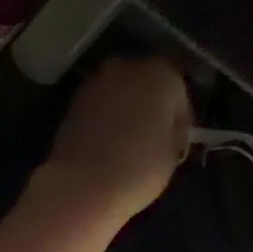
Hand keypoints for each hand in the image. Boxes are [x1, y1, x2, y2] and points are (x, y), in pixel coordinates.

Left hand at [41, 57, 190, 220]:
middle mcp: (125, 68)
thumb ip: (174, 130)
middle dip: (151, 106)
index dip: (180, 117)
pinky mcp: (72, 100)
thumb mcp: (174, 153)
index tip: (178, 140)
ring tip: (128, 142)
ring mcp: (94, 82)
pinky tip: (106, 143)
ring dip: (125, 109)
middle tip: (154, 137)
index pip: (179, 91)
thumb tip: (168, 127)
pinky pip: (99, 106)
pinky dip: (104, 117)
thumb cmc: (139, 168)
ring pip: (119, 92)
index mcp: (160, 74)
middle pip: (146, 84)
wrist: (82, 183)